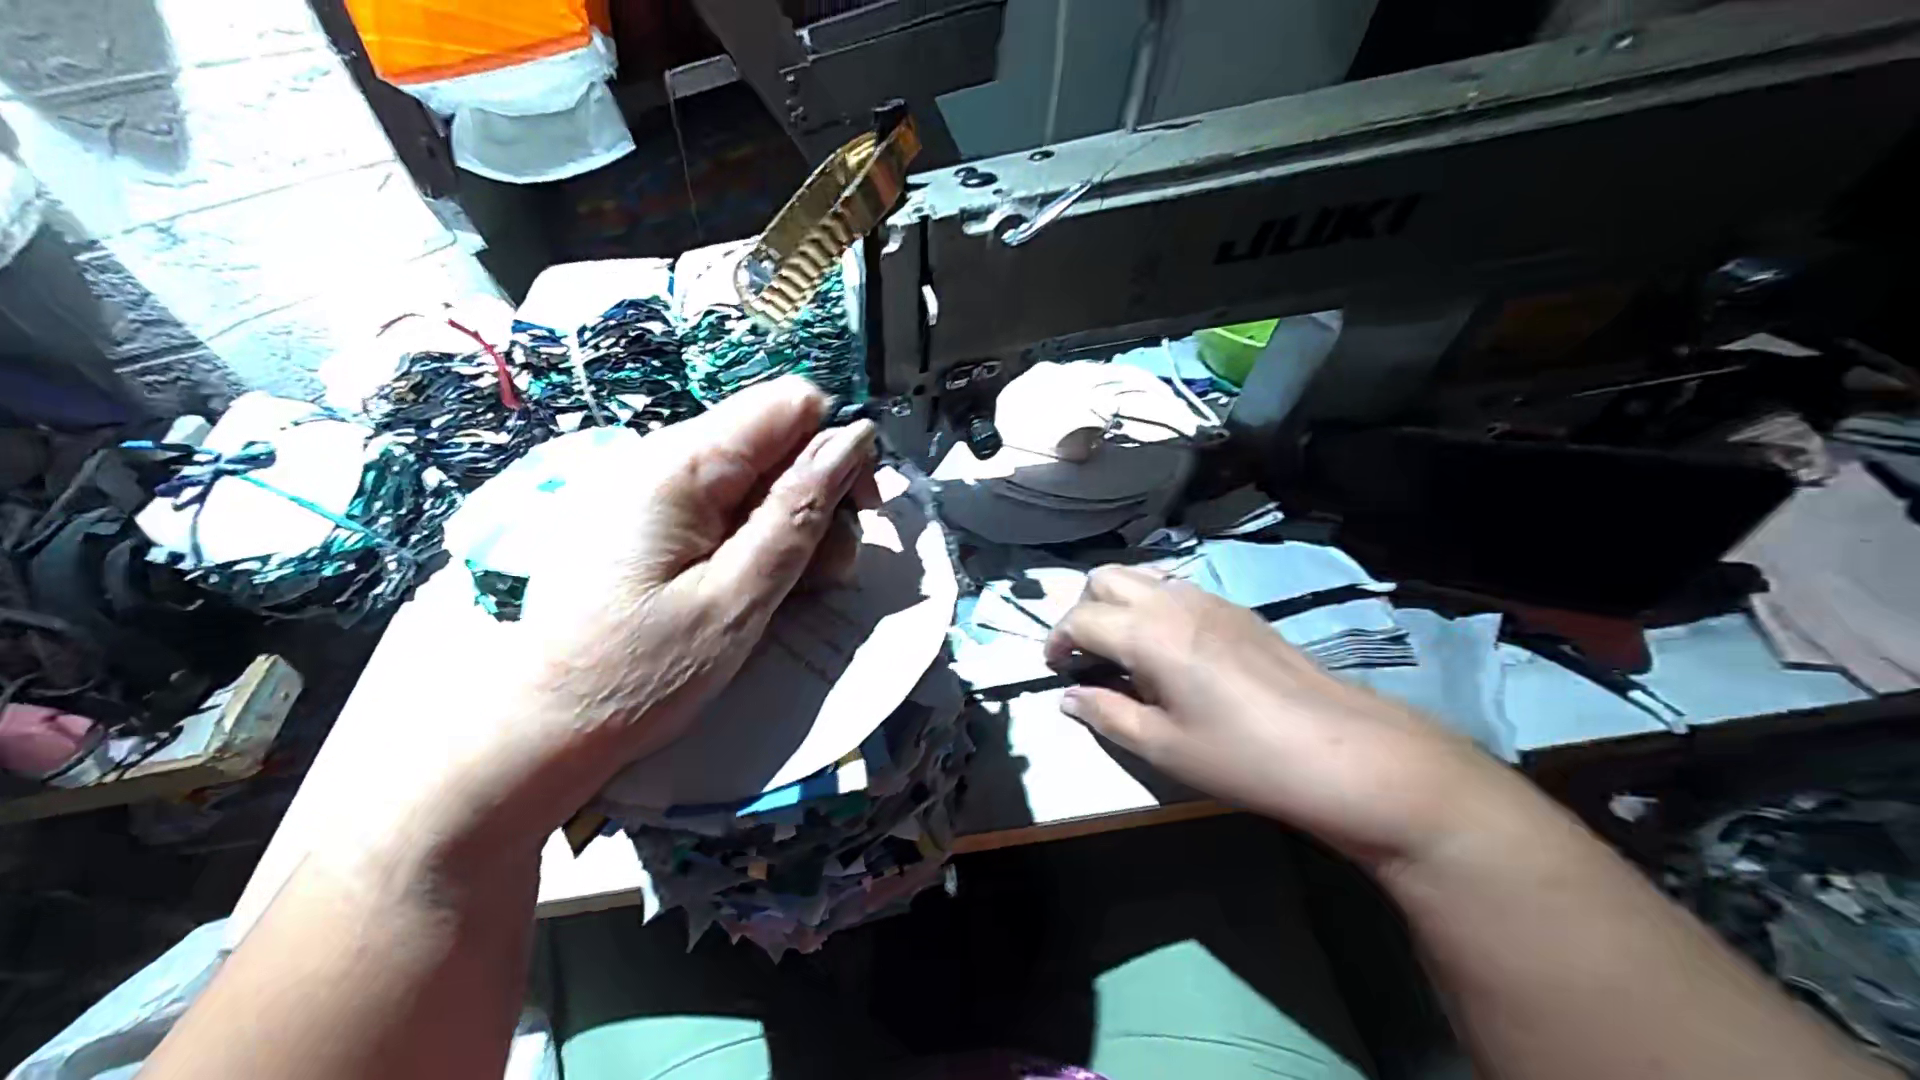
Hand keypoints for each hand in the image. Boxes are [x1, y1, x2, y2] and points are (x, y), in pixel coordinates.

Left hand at [401, 377, 878, 852]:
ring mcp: (655, 487)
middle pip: (778, 440)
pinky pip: (726, 506)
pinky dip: (758, 539)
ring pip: (758, 476)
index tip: (860, 512)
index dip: (838, 447)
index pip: (791, 403)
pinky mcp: (651, 518)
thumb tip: (855, 438)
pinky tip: (758, 586)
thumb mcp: (739, 597)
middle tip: (829, 571)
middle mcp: (665, 456)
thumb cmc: (642, 670)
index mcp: (682, 464)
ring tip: (795, 589)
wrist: (544, 725)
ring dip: (794, 525)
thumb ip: (799, 511)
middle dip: (820, 496)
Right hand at [1046, 566, 1525, 871]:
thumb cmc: (1243, 756)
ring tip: (1123, 648)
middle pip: (1105, 578)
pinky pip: (1175, 586)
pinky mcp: (1235, 609)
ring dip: (1118, 601)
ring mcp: (1208, 599)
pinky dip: (1152, 603)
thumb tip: (1068, 697)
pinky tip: (1169, 647)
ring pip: (1142, 575)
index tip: (1056, 670)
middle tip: (1087, 654)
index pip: (1080, 618)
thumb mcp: (1163, 747)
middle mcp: (1172, 602)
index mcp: (1147, 634)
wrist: (1342, 751)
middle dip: (1083, 609)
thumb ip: (1107, 714)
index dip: (1057, 641)